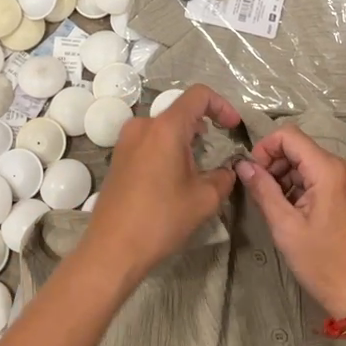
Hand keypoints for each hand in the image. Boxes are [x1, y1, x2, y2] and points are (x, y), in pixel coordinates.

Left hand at [82, 84, 238, 277]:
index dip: (222, 105)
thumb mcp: (204, 199)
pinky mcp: (118, 159)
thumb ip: (224, 177)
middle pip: (181, 112)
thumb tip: (227, 170)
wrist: (112, 250)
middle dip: (204, 127)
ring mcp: (126, 142)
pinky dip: (168, 150)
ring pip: (164, 129)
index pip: (199, 95)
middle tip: (219, 152)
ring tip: (199, 168)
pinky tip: (175, 178)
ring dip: (185, 141)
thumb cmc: (161, 220)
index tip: (234, 128)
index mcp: (165, 128)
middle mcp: (143, 126)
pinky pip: (149, 143)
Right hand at [236, 125, 345, 317]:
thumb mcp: (285, 227)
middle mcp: (342, 166)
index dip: (265, 148)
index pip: (289, 135)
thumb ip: (263, 190)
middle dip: (274, 164)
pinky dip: (300, 187)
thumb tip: (243, 164)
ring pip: (307, 162)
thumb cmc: (322, 262)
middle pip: (298, 147)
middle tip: (260, 194)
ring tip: (275, 208)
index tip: (253, 174)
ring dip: (285, 177)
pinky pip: (319, 176)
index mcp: (328, 169)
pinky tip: (292, 212)